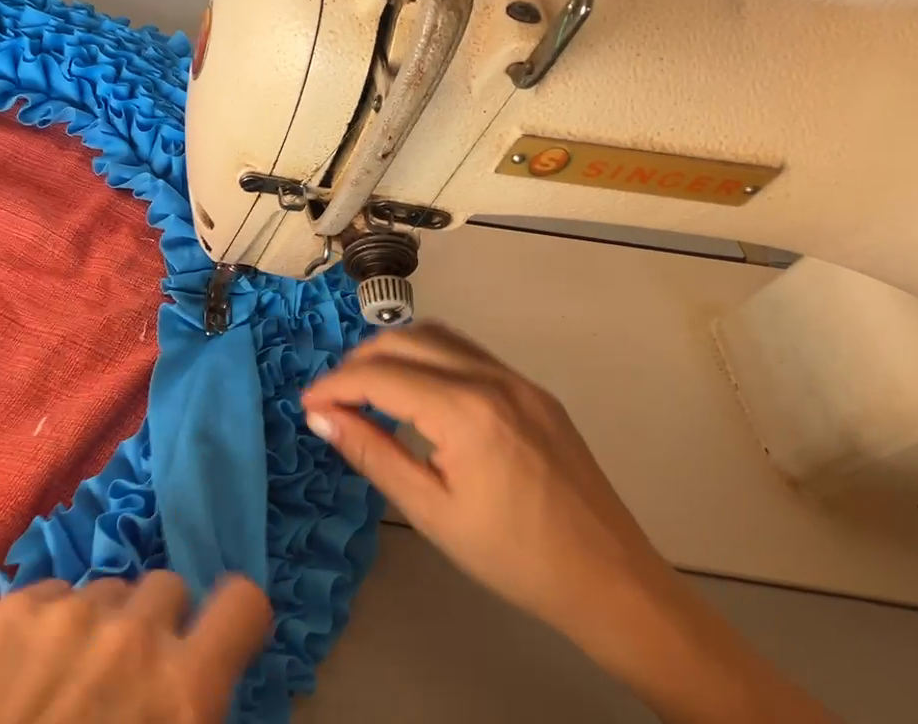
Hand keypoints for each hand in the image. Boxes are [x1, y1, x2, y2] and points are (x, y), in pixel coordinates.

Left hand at [0, 572, 270, 723]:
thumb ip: (195, 707)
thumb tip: (196, 678)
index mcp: (185, 687)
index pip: (243, 601)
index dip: (233, 616)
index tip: (215, 636)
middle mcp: (131, 634)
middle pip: (166, 586)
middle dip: (157, 622)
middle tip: (132, 670)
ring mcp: (67, 612)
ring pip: (106, 590)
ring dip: (102, 623)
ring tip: (73, 674)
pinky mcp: (12, 608)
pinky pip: (54, 593)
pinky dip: (52, 622)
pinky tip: (31, 668)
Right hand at [300, 323, 839, 723]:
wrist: (611, 581)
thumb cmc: (513, 557)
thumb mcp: (430, 510)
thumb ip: (370, 453)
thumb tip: (320, 416)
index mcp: (466, 412)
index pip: (379, 376)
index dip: (333, 386)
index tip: (306, 405)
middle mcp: (492, 380)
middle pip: (404, 341)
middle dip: (357, 362)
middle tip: (332, 399)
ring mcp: (519, 380)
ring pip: (436, 336)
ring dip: (392, 352)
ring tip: (367, 389)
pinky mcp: (534, 391)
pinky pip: (467, 353)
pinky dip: (427, 358)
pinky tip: (416, 392)